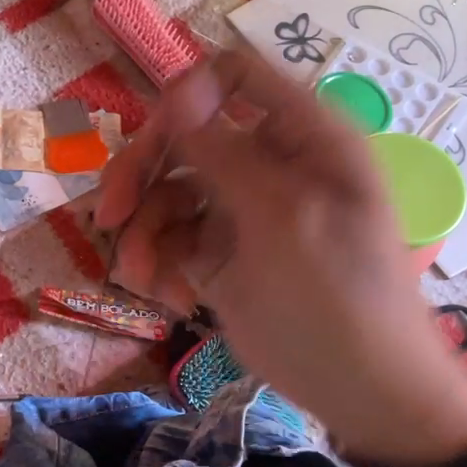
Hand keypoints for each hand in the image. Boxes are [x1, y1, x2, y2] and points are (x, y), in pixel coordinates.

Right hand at [95, 50, 466, 463]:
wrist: (358, 388)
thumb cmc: (337, 295)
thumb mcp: (282, 216)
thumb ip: (225, 153)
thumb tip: (178, 90)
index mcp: (301, 137)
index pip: (232, 78)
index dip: (185, 99)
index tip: (152, 143)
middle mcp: (264, 164)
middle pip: (180, 139)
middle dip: (139, 177)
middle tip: (108, 216)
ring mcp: (236, 211)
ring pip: (162, 195)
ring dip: (141, 234)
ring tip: (139, 278)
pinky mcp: (215, 255)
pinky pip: (165, 241)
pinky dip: (154, 265)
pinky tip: (167, 297)